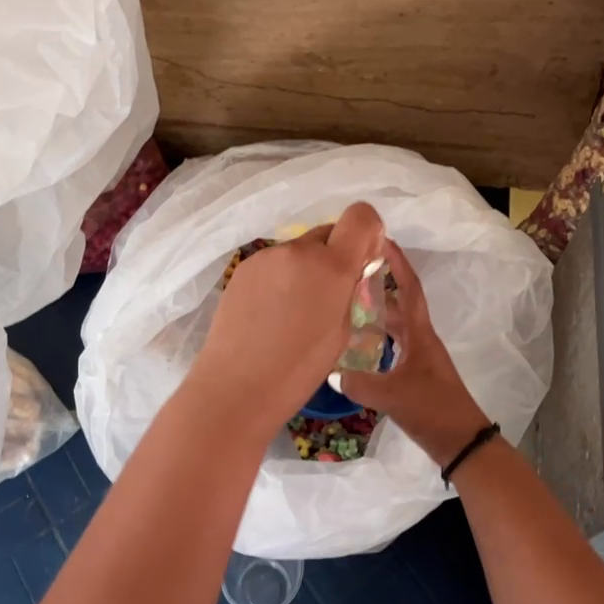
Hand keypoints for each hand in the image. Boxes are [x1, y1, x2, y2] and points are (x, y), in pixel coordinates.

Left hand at [181, 202, 387, 437]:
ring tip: (294, 311)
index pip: (360, 217)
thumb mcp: (341, 331)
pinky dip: (281, 278)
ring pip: (299, 251)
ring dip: (306, 269)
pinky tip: (271, 313)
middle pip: (328, 234)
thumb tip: (351, 271)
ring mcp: (266, 257)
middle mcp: (298, 251)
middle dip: (335, 256)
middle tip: (329, 295)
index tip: (364, 257)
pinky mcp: (243, 268)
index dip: (368, 231)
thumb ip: (349, 291)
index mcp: (331, 267)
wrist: (235, 387)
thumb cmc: (298, 370)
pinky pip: (275, 264)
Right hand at [339, 242, 491, 466]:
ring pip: (395, 326)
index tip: (382, 239)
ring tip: (346, 304)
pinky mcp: (415, 375)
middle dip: (378, 285)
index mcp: (420, 335)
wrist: (463, 443)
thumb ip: (359, 383)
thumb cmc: (433, 410)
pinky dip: (375, 340)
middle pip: (398, 304)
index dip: (398, 263)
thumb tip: (330, 372)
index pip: (409, 288)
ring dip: (375, 313)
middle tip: (350, 273)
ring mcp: (419, 358)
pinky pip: (392, 346)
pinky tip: (356, 346)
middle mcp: (421, 340)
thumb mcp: (392, 396)